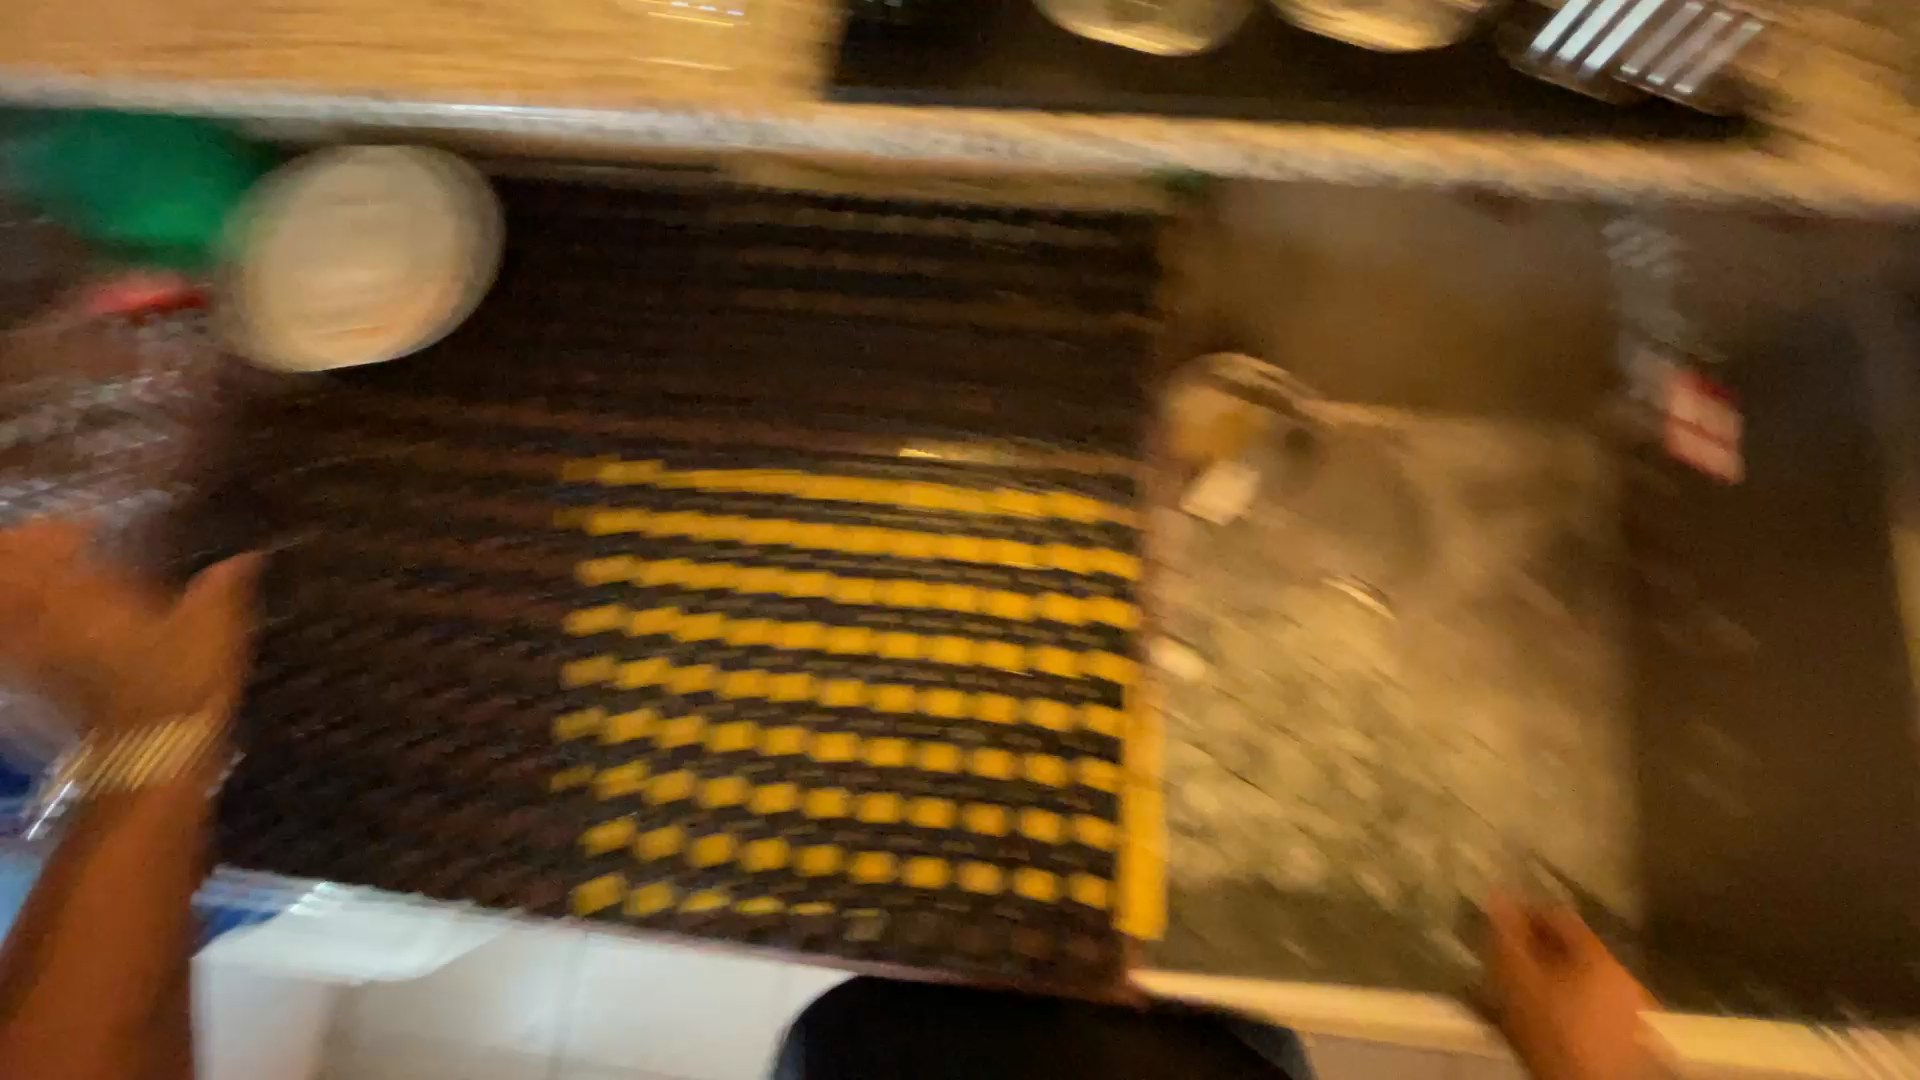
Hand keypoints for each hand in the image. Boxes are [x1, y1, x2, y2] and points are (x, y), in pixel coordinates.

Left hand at [0, 520, 261, 734]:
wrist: (153, 745)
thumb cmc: (187, 680)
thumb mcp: (219, 629)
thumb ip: (225, 587)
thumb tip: (248, 557)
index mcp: (94, 598)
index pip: (56, 550)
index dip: (62, 531)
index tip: (84, 523)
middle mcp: (50, 618)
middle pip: (13, 575)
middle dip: (20, 553)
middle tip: (43, 540)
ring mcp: (34, 649)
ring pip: (4, 609)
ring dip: (11, 586)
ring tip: (30, 577)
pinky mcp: (34, 676)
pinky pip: (8, 644)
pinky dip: (12, 626)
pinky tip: (26, 623)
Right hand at [1481, 892, 1662, 1079]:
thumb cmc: (1549, 1026)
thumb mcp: (1514, 974)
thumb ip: (1504, 930)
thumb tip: (1497, 893)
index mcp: (1601, 958)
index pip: (1557, 914)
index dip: (1523, 911)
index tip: (1496, 920)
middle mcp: (1627, 979)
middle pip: (1570, 950)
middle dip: (1533, 950)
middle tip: (1503, 957)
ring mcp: (1636, 1014)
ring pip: (1580, 980)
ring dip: (1547, 977)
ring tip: (1516, 989)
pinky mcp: (1634, 1043)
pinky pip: (1591, 1006)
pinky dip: (1564, 1002)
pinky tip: (1541, 1014)